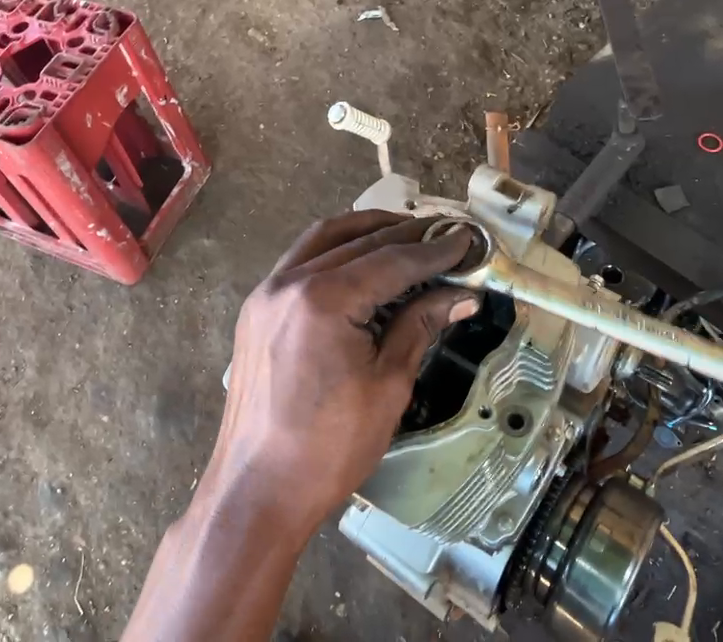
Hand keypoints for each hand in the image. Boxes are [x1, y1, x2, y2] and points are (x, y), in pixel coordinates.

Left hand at [123, 213, 475, 641]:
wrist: (257, 491)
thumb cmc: (330, 448)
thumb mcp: (388, 385)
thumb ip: (420, 327)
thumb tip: (460, 296)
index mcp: (323, 299)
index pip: (390, 260)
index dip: (433, 251)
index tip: (466, 241)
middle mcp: (289, 282)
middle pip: (356, 241)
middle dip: (404, 235)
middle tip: (444, 236)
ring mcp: (265, 294)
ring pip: (322, 240)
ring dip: (365, 231)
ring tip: (405, 234)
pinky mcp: (256, 310)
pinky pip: (299, 261)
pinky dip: (334, 250)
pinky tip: (359, 261)